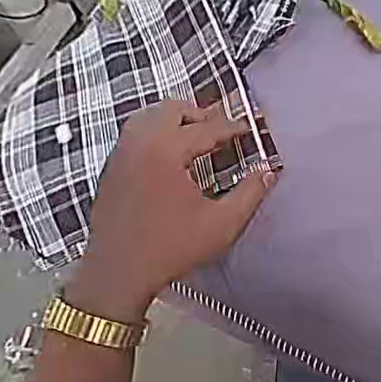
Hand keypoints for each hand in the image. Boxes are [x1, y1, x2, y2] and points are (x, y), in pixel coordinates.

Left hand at [64, 101, 275, 322]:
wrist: (120, 271)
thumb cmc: (173, 247)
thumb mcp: (222, 223)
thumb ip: (250, 194)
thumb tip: (269, 172)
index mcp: (166, 150)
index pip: (205, 128)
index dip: (230, 128)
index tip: (248, 129)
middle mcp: (140, 143)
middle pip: (172, 110)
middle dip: (200, 114)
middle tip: (221, 126)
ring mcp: (120, 154)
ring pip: (147, 117)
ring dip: (174, 119)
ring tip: (194, 132)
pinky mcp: (110, 169)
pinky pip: (133, 135)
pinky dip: (154, 132)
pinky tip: (167, 153)